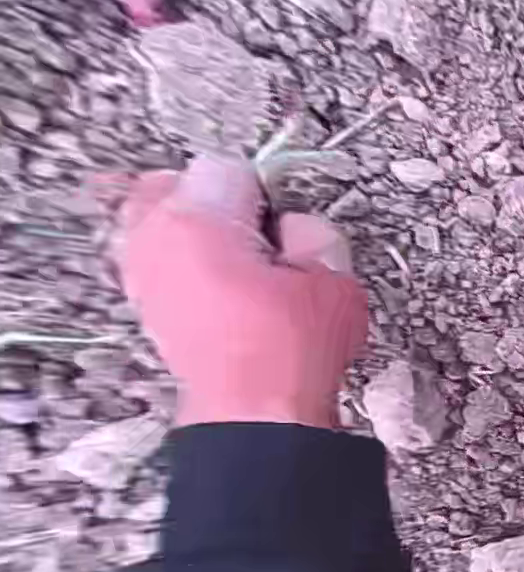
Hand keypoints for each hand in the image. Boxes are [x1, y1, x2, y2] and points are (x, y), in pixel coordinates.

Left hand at [117, 156, 366, 428]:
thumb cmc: (298, 343)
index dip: (273, 194)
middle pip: (181, 183)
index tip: (294, 230)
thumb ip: (316, 234)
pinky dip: (193, 257)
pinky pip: (160, 250)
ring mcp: (138, 265)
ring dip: (207, 231)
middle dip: (226, 203)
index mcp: (198, 221)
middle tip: (273, 247)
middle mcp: (150, 233)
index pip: (229, 168)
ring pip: (165, 217)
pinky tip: (231, 289)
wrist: (259, 404)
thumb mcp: (336, 281)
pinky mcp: (144, 293)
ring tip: (254, 271)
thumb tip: (295, 225)